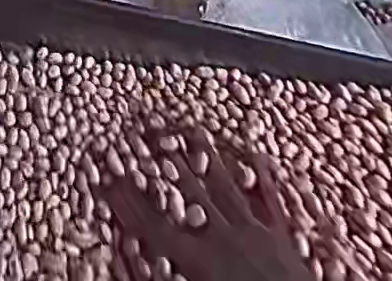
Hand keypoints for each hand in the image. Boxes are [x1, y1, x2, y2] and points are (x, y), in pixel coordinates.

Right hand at [105, 134, 318, 280]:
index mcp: (198, 262)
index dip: (128, 199)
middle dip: (160, 159)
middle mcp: (220, 237)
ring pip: (222, 185)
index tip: (108, 174)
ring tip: (188, 126)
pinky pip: (270, 203)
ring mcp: (253, 233)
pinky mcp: (283, 240)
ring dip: (203, 156)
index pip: (152, 224)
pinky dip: (262, 178)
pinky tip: (256, 154)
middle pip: (184, 191)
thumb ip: (168, 278)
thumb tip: (136, 266)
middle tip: (141, 128)